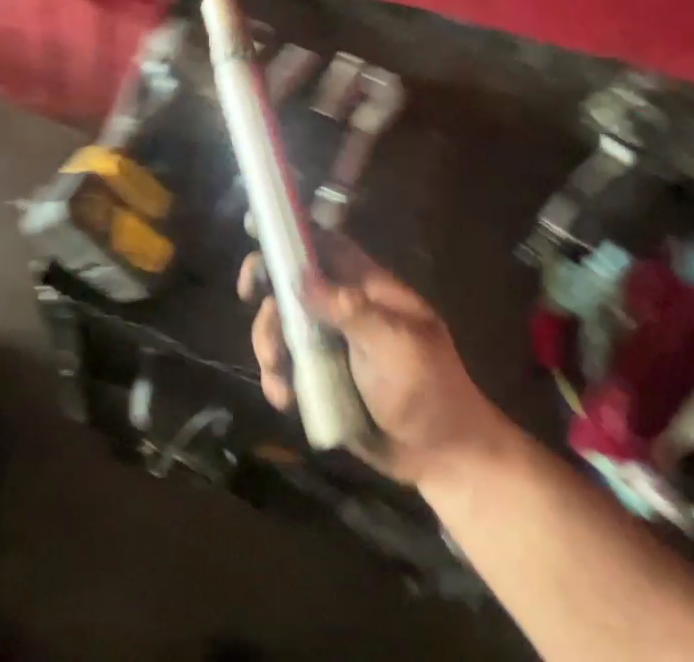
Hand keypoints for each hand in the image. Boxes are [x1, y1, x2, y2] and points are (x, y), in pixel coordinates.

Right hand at [240, 236, 511, 485]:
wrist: (441, 458)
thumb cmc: (429, 391)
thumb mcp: (396, 345)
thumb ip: (349, 309)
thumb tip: (298, 275)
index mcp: (368, 290)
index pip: (326, 246)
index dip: (291, 235)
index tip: (256, 236)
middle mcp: (343, 310)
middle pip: (290, 284)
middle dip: (267, 293)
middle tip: (252, 301)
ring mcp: (328, 345)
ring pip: (279, 326)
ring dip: (268, 346)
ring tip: (278, 375)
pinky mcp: (317, 378)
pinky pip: (282, 367)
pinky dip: (275, 379)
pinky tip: (285, 399)